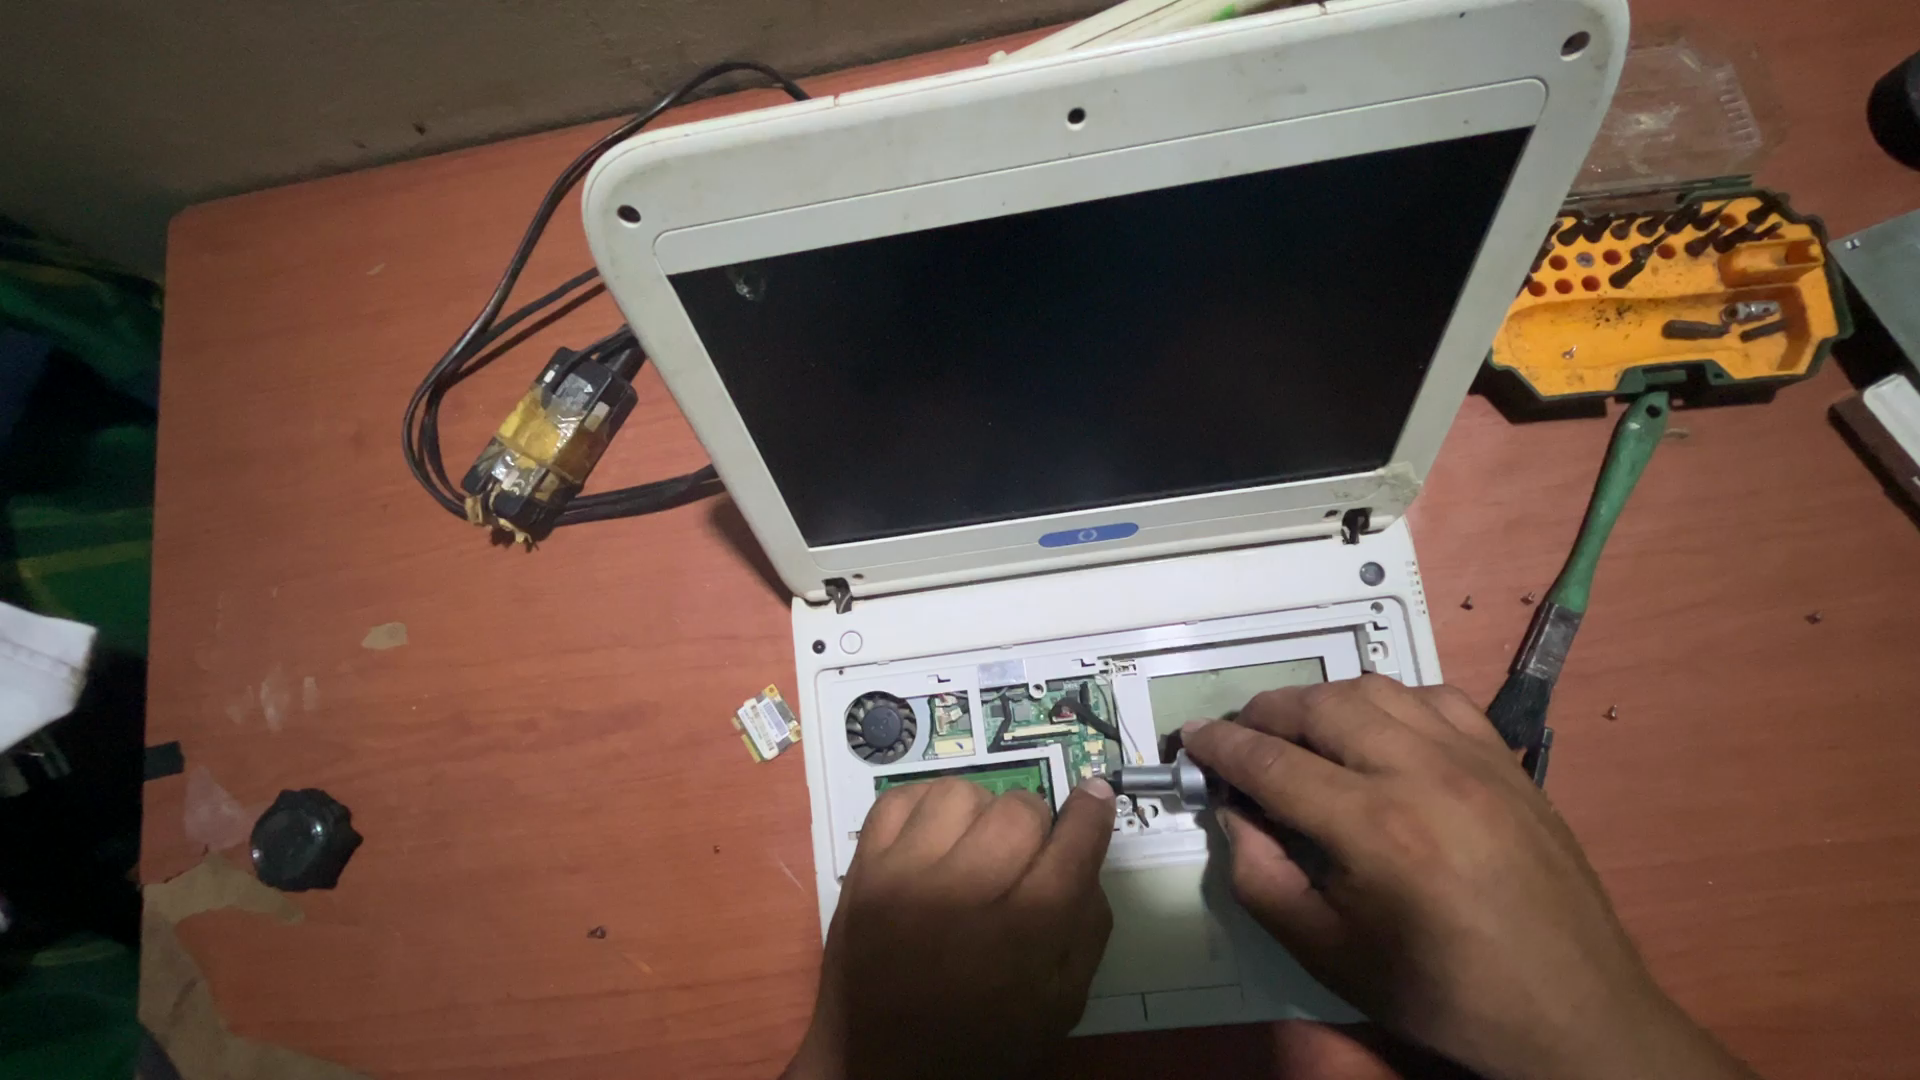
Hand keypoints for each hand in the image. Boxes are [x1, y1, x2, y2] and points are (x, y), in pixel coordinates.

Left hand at [784, 776, 1116, 1079]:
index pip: (1073, 846)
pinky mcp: (864, 866)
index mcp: (1023, 935)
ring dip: (978, 814)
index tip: (1095, 794)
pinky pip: (902, 797)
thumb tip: (1088, 847)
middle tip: (1020, 856)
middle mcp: (965, 891)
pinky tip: (932, 839)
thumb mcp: (1061, 1004)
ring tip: (971, 847)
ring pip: (961, 793)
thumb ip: (1088, 925)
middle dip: (1033, 825)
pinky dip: (924, 807)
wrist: (881, 1070)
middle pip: (1019, 810)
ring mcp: (906, 874)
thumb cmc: (983, 1041)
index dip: (1092, 812)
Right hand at [1184, 676, 1755, 1079]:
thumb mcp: (1324, 952)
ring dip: (1320, 703)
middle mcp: (1424, 775)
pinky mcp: (1507, 760)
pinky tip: (1379, 735)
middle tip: (1242, 739)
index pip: (1271, 762)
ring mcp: (1474, 760)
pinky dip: (1389, 703)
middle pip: (1318, 707)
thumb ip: (1258, 874)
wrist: (1578, 1019)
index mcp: (1378, 831)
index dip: (1220, 745)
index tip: (1191, 737)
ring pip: (1372, 689)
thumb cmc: (1439, 992)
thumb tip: (1233, 808)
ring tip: (1302, 734)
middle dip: (1263, 713)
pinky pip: (1434, 697)